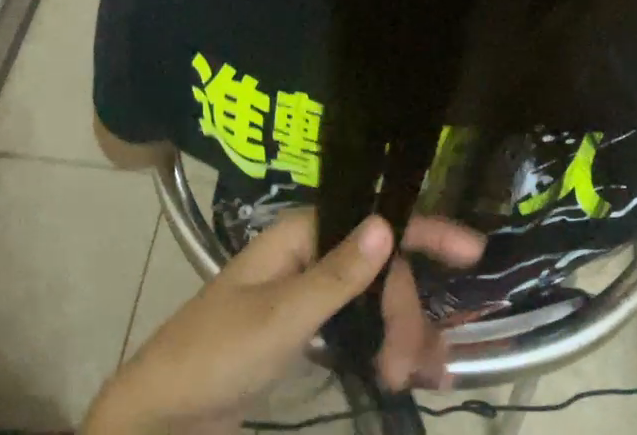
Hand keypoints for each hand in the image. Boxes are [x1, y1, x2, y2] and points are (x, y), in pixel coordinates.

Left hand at [83, 212, 484, 434]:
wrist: (163, 414)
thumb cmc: (215, 354)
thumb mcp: (280, 318)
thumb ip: (336, 276)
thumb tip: (386, 223)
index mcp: (299, 238)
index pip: (371, 222)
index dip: (423, 231)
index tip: (473, 251)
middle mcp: (308, 259)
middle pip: (379, 271)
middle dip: (405, 313)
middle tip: (413, 366)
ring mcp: (307, 297)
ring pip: (373, 302)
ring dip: (402, 334)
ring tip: (424, 377)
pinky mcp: (306, 334)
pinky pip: (359, 329)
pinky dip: (386, 348)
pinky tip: (412, 374)